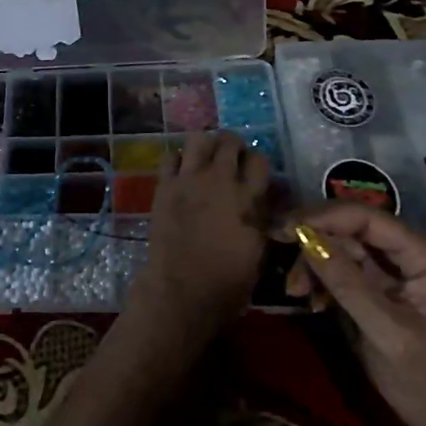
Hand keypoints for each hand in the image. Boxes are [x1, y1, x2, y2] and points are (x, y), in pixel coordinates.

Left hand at [126, 131, 270, 330]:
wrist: (184, 286)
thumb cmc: (229, 278)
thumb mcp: (258, 246)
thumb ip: (260, 214)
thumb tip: (260, 198)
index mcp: (249, 197)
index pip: (259, 160)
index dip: (257, 162)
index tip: (253, 169)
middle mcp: (220, 180)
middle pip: (229, 142)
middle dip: (233, 144)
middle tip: (231, 155)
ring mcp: (189, 179)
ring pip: (199, 140)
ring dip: (206, 143)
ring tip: (207, 155)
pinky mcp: (165, 185)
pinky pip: (170, 157)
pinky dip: (178, 158)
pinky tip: (182, 169)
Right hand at [289, 205, 425, 425]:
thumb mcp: (385, 333)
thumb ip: (347, 284)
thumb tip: (304, 239)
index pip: (370, 219)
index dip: (325, 217)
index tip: (284, 228)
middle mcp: (412, 258)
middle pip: (352, 229)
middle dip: (314, 241)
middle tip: (277, 249)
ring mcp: (395, 274)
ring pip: (342, 248)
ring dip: (313, 263)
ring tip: (294, 291)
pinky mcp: (379, 290)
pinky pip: (342, 270)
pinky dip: (320, 280)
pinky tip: (310, 301)